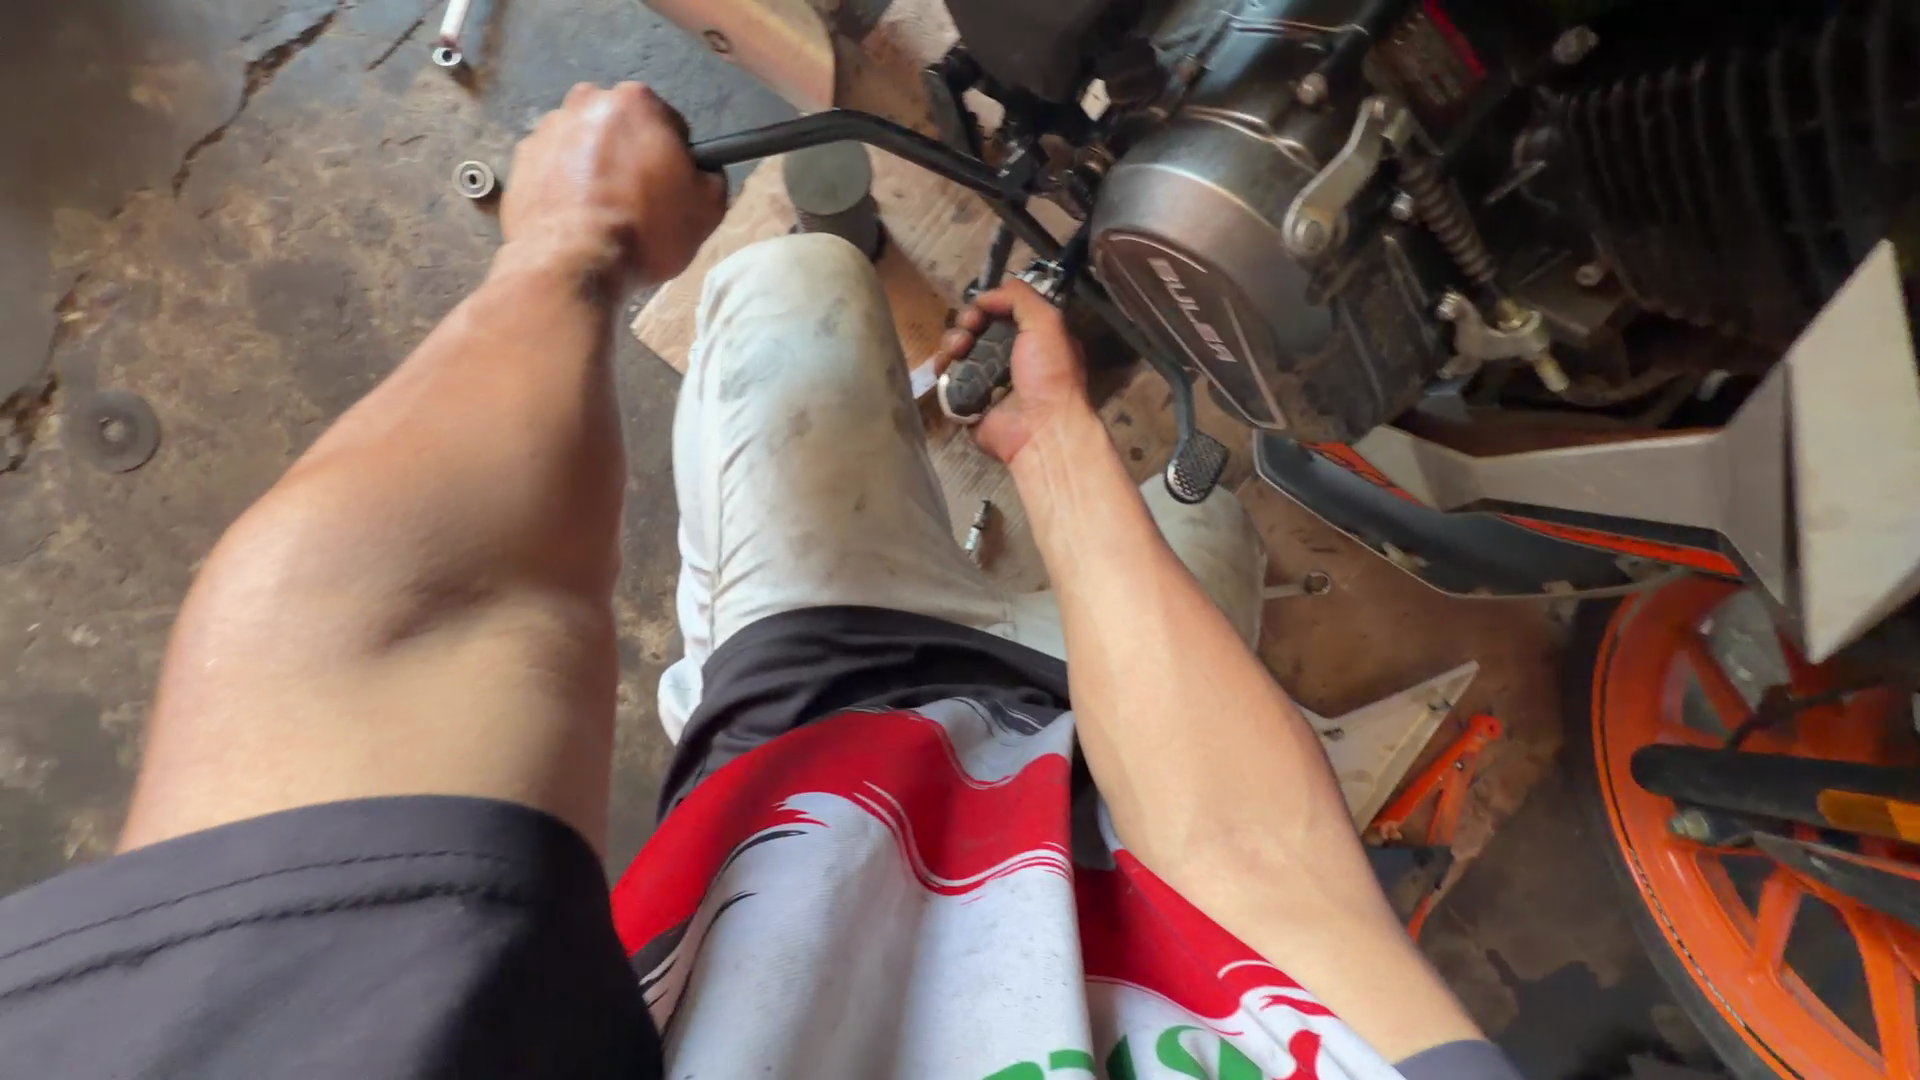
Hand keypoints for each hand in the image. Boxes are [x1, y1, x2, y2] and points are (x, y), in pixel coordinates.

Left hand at [502, 82, 725, 290]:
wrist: (574, 262)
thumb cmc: (648, 231)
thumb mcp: (708, 210)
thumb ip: (713, 179)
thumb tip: (703, 173)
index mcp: (637, 103)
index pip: (672, 126)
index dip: (679, 162)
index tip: (676, 192)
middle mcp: (588, 102)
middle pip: (625, 132)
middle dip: (636, 161)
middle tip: (645, 206)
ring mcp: (548, 129)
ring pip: (589, 149)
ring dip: (601, 174)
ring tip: (611, 219)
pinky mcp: (523, 161)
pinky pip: (558, 171)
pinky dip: (571, 190)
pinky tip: (584, 223)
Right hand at [938, 280, 1091, 464]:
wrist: (1040, 428)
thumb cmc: (1049, 374)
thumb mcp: (1047, 322)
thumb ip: (1020, 297)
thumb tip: (987, 294)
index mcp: (1030, 337)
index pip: (999, 311)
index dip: (987, 304)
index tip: (983, 307)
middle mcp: (1006, 357)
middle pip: (973, 327)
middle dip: (966, 321)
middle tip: (971, 328)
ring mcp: (984, 379)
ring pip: (956, 350)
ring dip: (952, 341)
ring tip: (959, 348)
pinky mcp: (966, 400)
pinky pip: (946, 378)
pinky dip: (941, 368)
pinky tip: (945, 365)